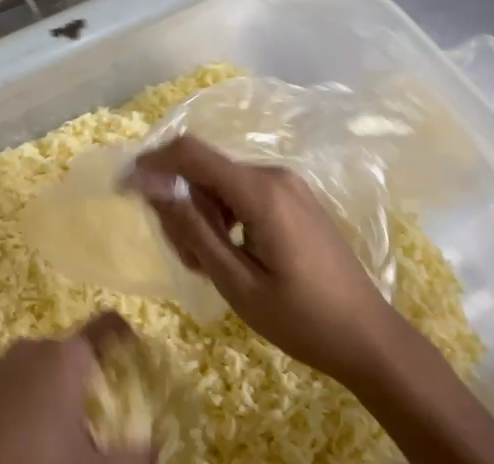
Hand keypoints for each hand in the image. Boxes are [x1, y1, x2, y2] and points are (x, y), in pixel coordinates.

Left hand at [0, 313, 152, 463]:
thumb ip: (134, 455)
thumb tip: (157, 444)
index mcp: (62, 358)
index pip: (103, 326)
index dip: (124, 334)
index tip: (138, 351)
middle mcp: (28, 350)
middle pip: (69, 353)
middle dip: (87, 378)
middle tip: (103, 411)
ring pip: (36, 371)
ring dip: (53, 394)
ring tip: (65, 431)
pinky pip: (9, 389)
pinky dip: (23, 407)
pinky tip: (28, 441)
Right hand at [128, 135, 397, 381]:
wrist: (370, 339)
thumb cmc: (302, 319)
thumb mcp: (235, 281)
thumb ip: (191, 227)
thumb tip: (151, 184)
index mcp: (261, 191)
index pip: (191, 153)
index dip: (151, 163)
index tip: (123, 188)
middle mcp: (274, 174)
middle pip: (204, 173)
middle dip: (182, 207)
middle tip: (185, 259)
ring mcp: (288, 185)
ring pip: (221, 185)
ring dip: (203, 218)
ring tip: (209, 267)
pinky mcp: (294, 199)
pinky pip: (243, 194)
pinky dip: (225, 219)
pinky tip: (231, 257)